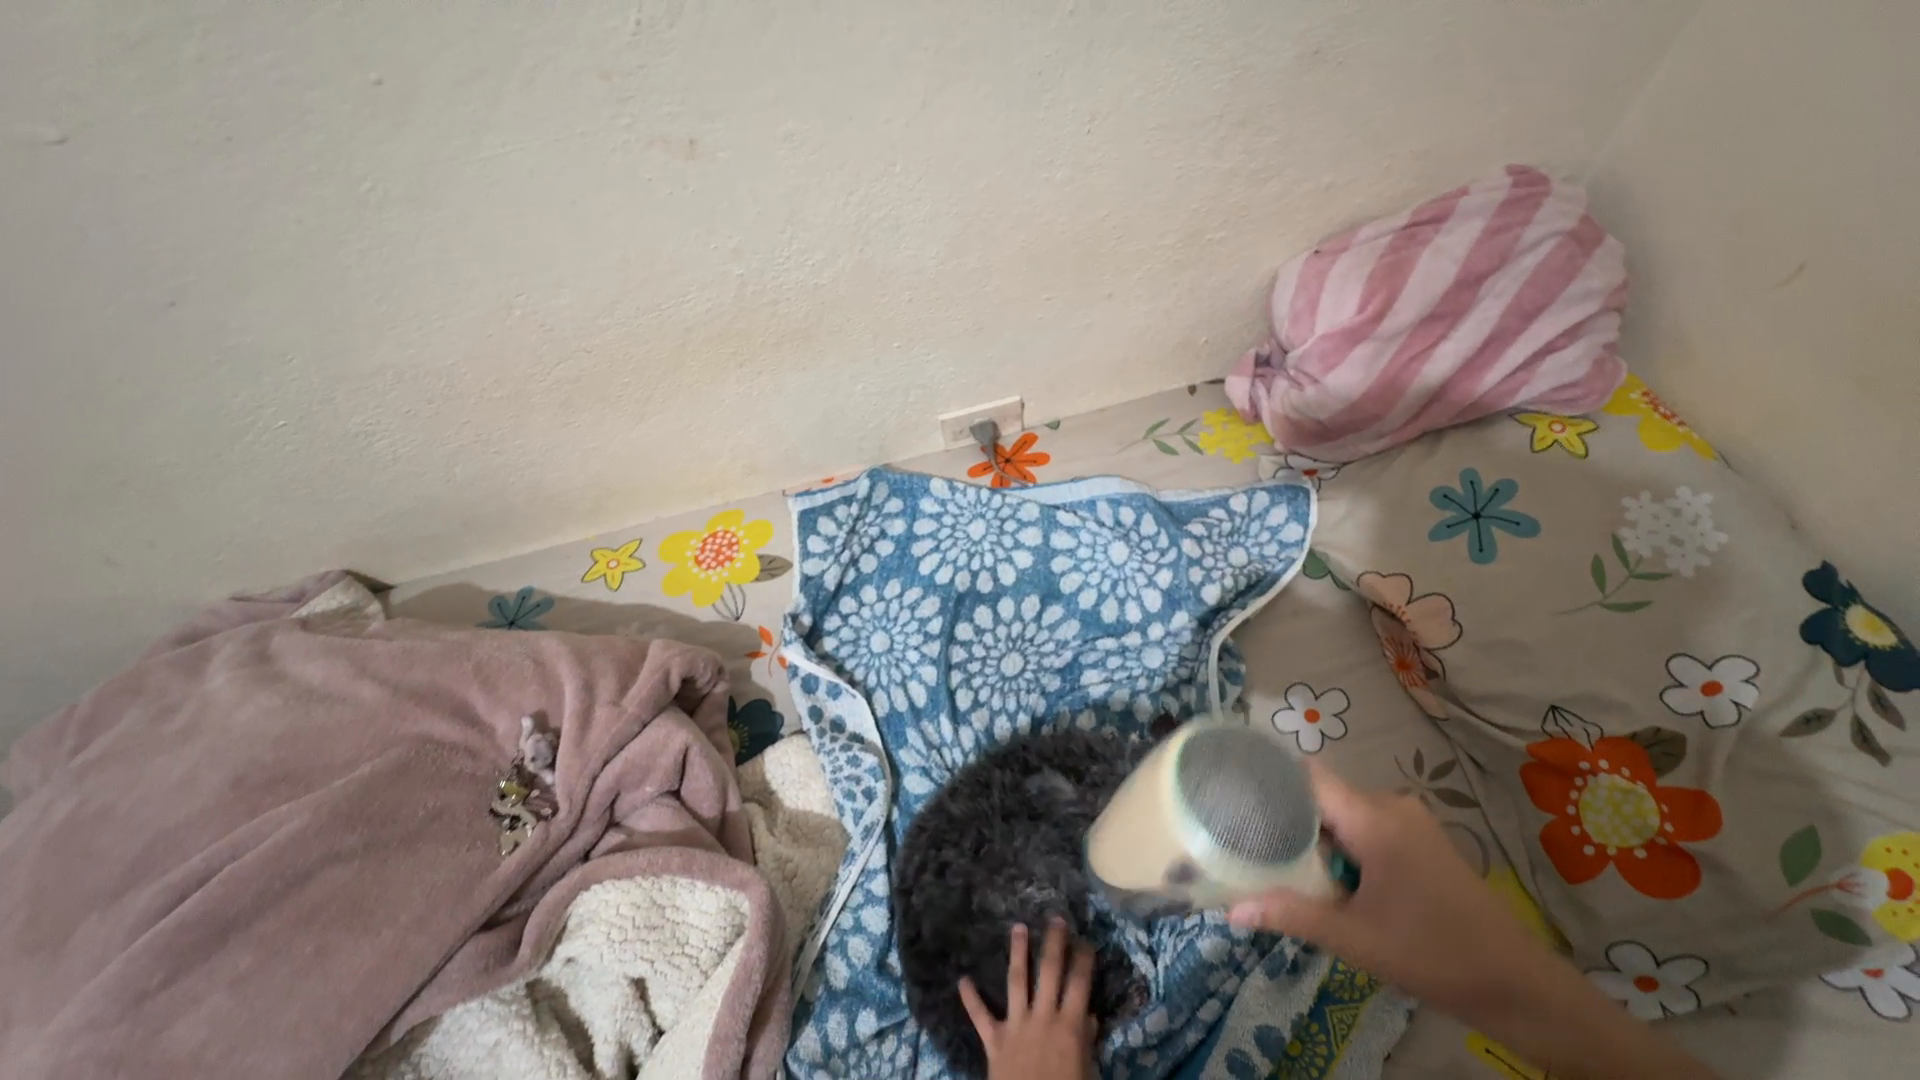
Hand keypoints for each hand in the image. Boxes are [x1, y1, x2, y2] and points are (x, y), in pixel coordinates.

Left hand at [958, 920, 1097, 1079]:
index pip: (1080, 984)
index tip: (1086, 940)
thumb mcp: (1086, 1072)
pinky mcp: (994, 1041)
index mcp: (1069, 1027)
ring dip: (1018, 953)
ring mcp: (1016, 1027)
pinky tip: (962, 980)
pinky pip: (980, 1017)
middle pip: (1050, 973)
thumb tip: (1088, 1015)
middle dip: (1054, 944)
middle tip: (1055, 919)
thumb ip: (1086, 1043)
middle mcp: (1043, 1018)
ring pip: (1017, 981)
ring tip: (1018, 927)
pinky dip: (970, 999)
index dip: (1084, 960)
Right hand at [1227, 761, 1554, 1017]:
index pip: (1307, 776)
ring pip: (1343, 813)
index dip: (1269, 780)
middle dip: (1284, 818)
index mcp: (1375, 819)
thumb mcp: (1355, 939)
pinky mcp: (1421, 842)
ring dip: (1314, 837)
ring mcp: (1411, 823)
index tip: (1232, 795)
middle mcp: (1392, 807)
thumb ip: (1291, 914)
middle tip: (1246, 841)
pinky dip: (1340, 845)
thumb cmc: (1434, 955)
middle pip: (1321, 795)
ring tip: (1276, 862)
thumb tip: (1231, 909)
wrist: (1519, 985)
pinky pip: (1366, 826)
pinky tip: (1325, 878)